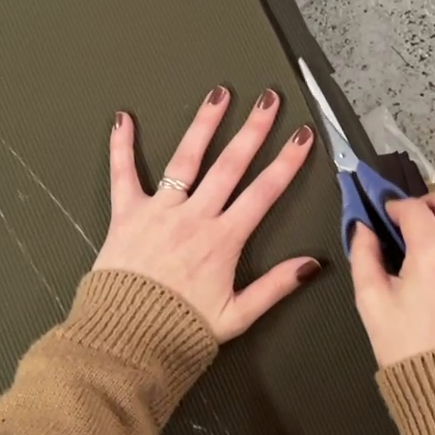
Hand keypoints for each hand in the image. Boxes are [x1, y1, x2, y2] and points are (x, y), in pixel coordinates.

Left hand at [95, 86, 318, 341]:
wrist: (125, 340)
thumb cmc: (182, 329)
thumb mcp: (237, 316)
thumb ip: (275, 287)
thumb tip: (314, 264)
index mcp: (223, 239)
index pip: (263, 192)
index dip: (286, 161)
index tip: (302, 135)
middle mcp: (194, 216)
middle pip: (230, 165)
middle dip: (253, 129)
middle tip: (269, 99)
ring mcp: (159, 211)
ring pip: (186, 159)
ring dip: (204, 124)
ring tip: (220, 94)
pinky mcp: (126, 214)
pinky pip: (122, 175)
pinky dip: (121, 146)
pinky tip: (122, 119)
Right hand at [347, 192, 434, 367]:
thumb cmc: (404, 345)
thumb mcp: (371, 301)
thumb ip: (364, 256)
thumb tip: (362, 228)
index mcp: (433, 253)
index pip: (415, 208)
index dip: (395, 206)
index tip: (382, 215)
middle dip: (426, 201)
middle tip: (405, 219)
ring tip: (416, 245)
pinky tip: (433, 266)